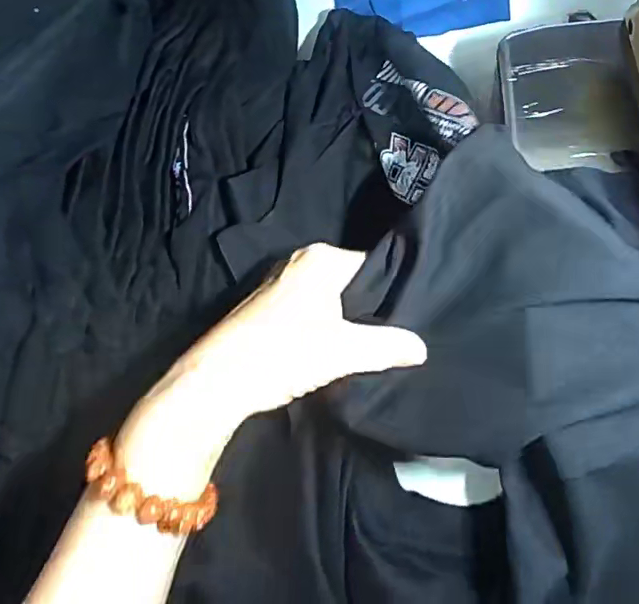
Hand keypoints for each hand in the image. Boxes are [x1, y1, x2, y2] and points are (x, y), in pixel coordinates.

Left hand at [114, 244, 426, 496]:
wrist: (217, 380)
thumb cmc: (282, 354)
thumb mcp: (342, 352)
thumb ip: (386, 347)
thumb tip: (421, 348)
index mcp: (322, 258)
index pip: (373, 265)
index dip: (391, 291)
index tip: (410, 315)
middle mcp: (301, 260)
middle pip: (351, 280)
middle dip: (369, 306)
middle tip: (392, 332)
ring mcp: (281, 280)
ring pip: (329, 295)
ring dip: (344, 317)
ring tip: (365, 342)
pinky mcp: (267, 303)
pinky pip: (310, 305)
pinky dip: (323, 322)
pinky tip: (330, 347)